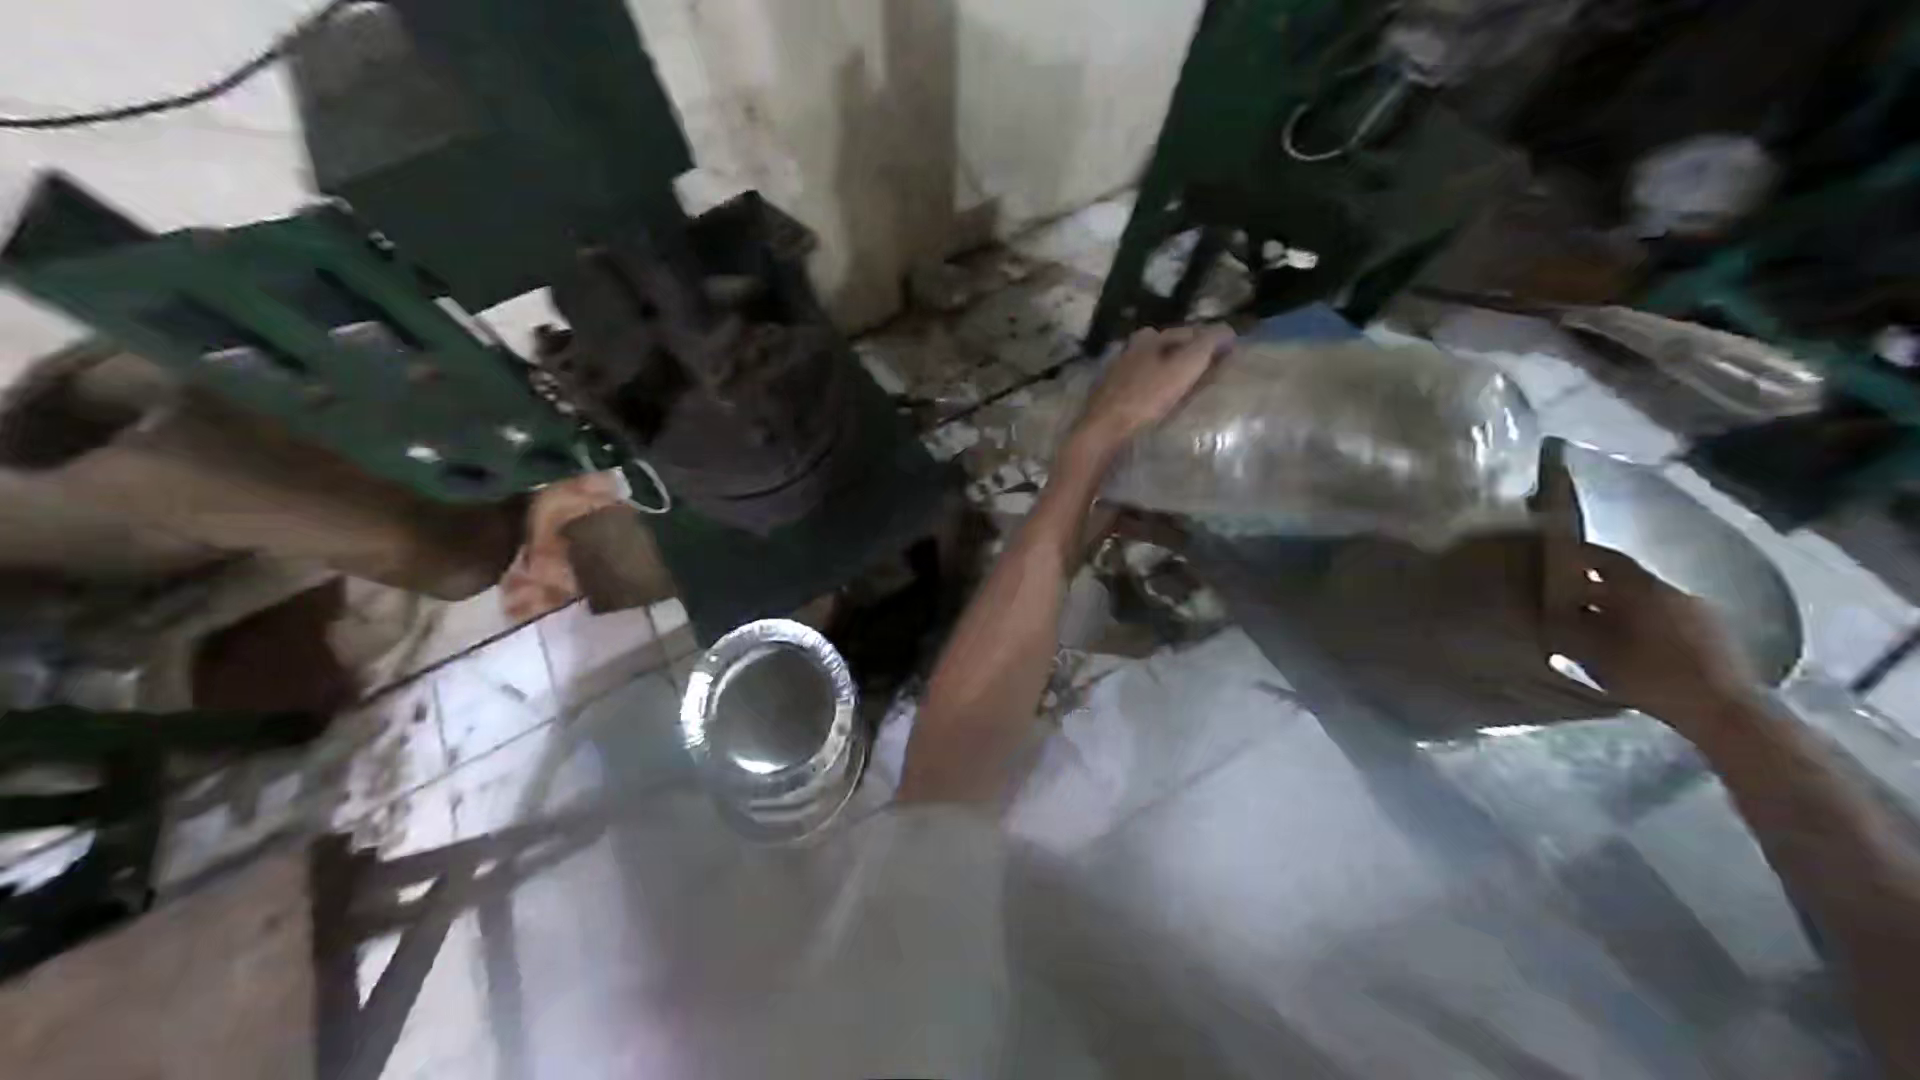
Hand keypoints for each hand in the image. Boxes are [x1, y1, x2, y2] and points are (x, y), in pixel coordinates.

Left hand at [1070, 324, 1234, 454]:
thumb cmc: (1145, 398)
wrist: (1103, 431)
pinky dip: (1150, 389)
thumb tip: (1228, 330)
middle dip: (1187, 355)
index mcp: (1148, 339)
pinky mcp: (1106, 397)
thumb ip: (1207, 345)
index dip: (1210, 341)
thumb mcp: (1184, 367)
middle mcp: (1128, 350)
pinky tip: (1157, 403)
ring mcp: (1114, 374)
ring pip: (1149, 366)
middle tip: (1207, 370)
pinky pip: (1136, 387)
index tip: (1227, 354)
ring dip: (1167, 372)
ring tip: (1184, 388)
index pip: (1187, 332)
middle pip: (1165, 347)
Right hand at [1547, 542, 1758, 724]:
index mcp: (1645, 590)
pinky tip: (1624, 646)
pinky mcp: (1714, 636)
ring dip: (1616, 608)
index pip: (1607, 559)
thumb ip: (1566, 628)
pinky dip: (1640, 623)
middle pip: (1625, 582)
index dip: (1579, 554)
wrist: (1726, 713)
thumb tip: (1545, 612)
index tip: (1554, 555)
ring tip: (1589, 626)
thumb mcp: (1594, 654)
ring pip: (1645, 602)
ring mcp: (1699, 614)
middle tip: (1561, 598)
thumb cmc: (1652, 677)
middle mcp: (1674, 594)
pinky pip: (1666, 618)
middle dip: (1592, 588)